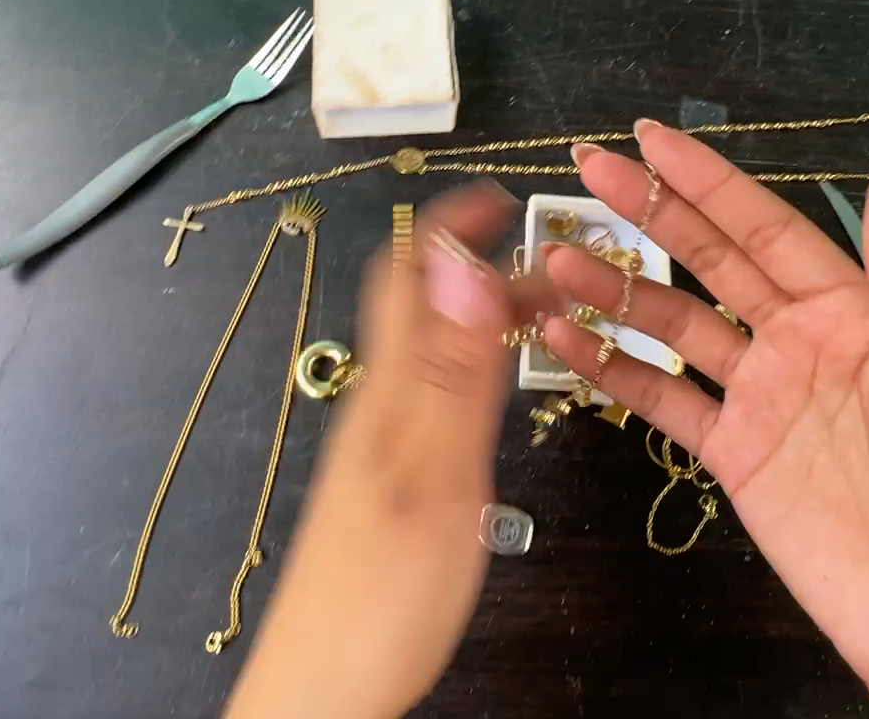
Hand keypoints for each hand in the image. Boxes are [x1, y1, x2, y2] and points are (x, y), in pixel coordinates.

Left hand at [225, 184, 540, 718]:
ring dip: (483, 310)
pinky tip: (498, 384)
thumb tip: (461, 263)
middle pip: (426, 303)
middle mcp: (384, 396)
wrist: (322, 687)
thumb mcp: (431, 474)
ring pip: (435, 344)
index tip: (497, 198)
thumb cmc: (378, 594)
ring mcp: (386, 432)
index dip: (451, 225)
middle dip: (483, 264)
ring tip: (541, 311)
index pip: (410, 272)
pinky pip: (438, 387)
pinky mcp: (396, 467)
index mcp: (393, 386)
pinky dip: (477, 361)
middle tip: (547, 264)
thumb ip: (451, 372)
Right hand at [539, 121, 868, 717]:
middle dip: (649, 211)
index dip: (708, 180)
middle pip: (708, 259)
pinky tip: (567, 340)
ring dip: (617, 288)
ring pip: (672, 321)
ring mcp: (758, 394)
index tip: (651, 139)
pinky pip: (660, 397)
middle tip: (588, 169)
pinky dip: (611, 368)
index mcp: (855, 310)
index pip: (767, 227)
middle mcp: (798, 337)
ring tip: (558, 260)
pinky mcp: (730, 451)